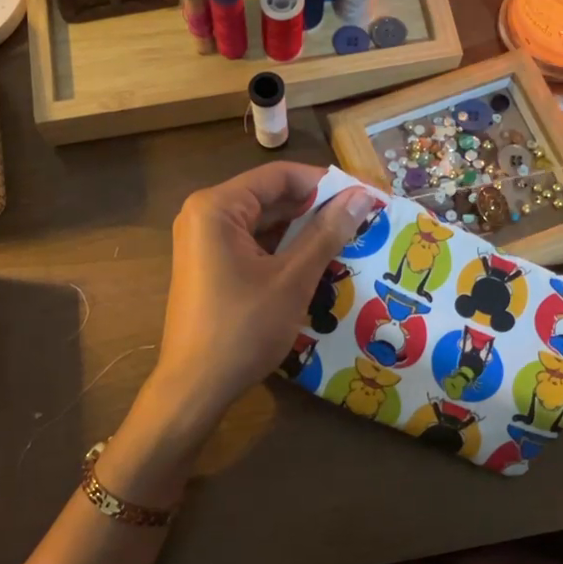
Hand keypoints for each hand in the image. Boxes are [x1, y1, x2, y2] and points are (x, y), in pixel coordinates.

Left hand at [148, 162, 373, 430]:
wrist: (195, 387)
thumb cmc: (242, 329)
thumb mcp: (291, 279)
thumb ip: (326, 233)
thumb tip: (362, 197)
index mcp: (216, 207)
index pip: (280, 176)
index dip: (327, 184)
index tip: (368, 197)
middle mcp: (204, 215)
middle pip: (270, 197)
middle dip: (317, 209)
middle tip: (365, 221)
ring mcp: (203, 243)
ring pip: (263, 224)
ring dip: (303, 232)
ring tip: (350, 242)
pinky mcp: (208, 267)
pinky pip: (252, 246)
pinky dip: (283, 252)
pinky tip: (317, 264)